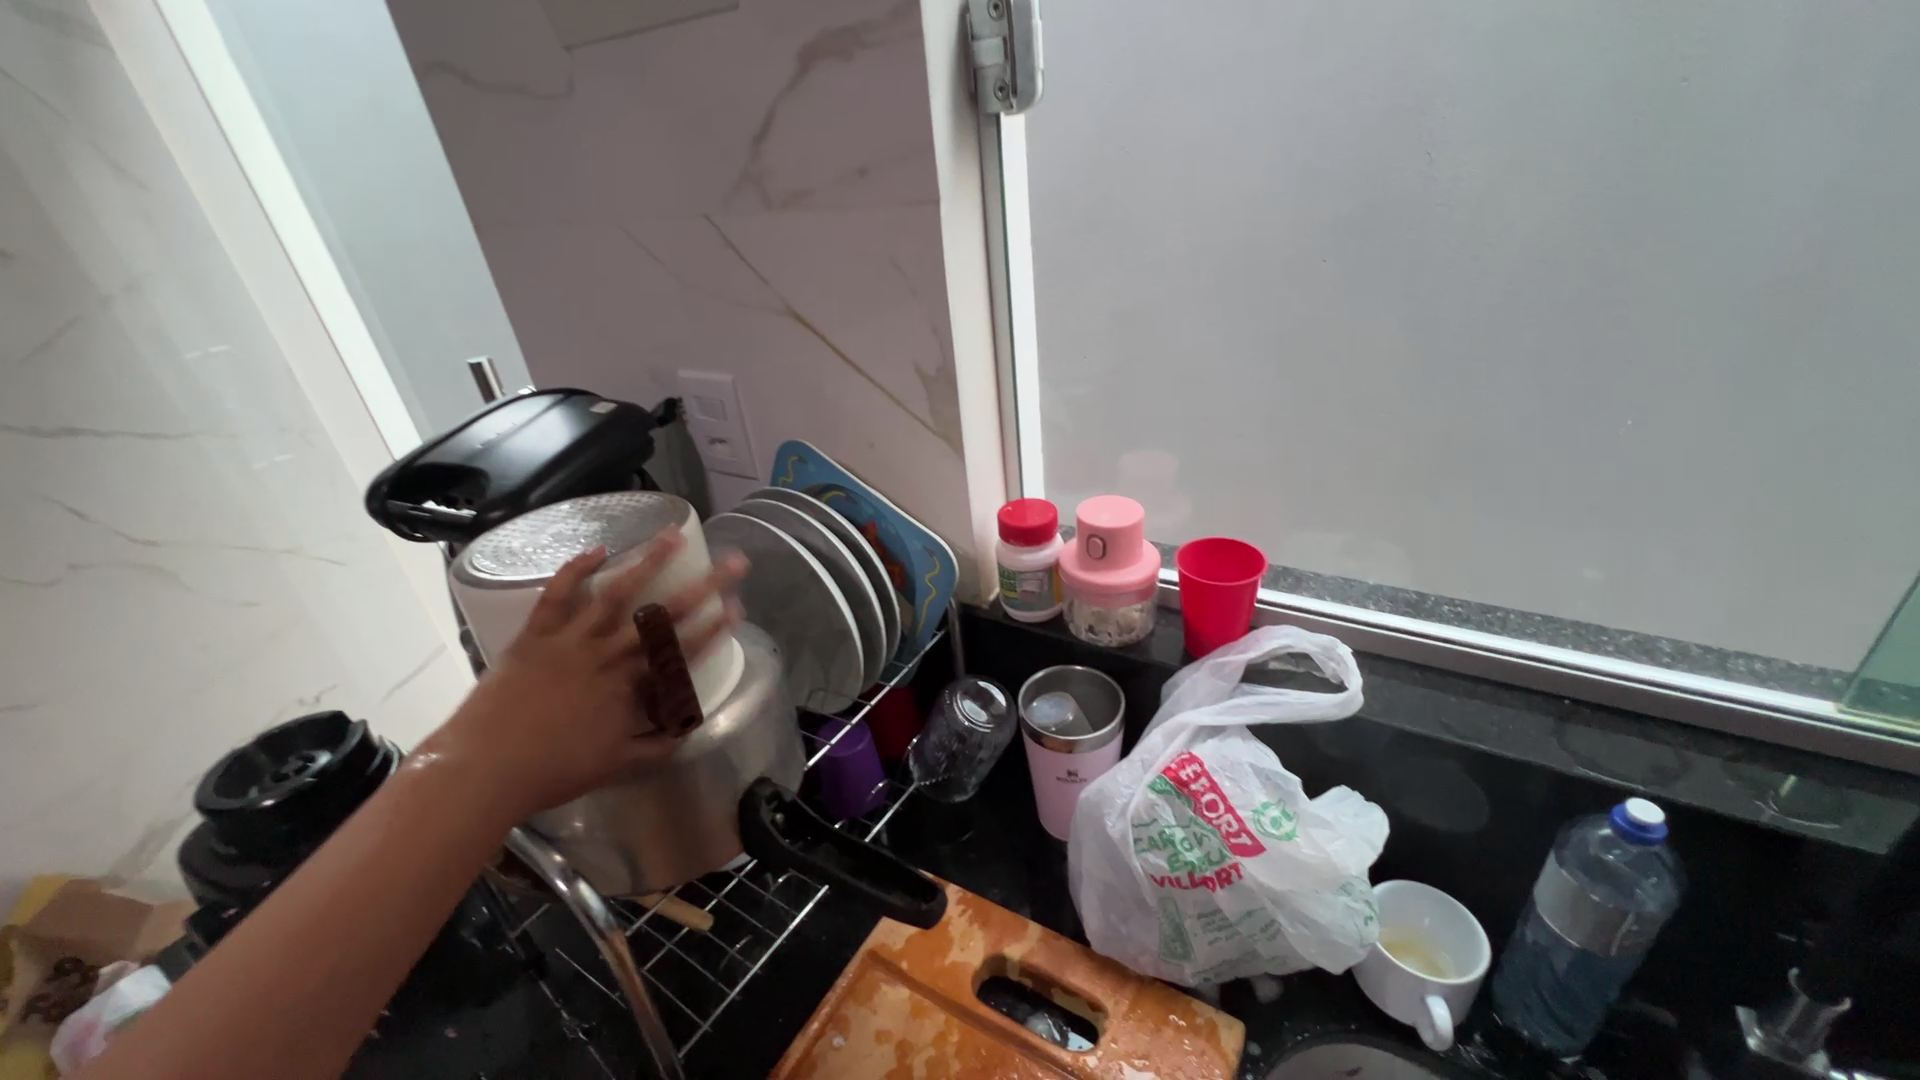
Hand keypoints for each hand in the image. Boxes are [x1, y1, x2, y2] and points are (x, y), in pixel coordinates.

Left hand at [419, 529, 744, 821]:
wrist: (485, 769)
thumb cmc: (553, 771)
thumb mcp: (617, 765)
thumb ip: (657, 745)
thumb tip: (687, 728)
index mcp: (630, 688)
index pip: (684, 651)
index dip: (715, 628)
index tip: (738, 608)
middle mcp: (607, 656)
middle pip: (664, 614)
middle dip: (704, 586)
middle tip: (732, 563)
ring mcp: (570, 641)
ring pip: (616, 593)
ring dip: (648, 561)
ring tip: (672, 534)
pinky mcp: (535, 635)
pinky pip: (556, 594)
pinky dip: (575, 569)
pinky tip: (599, 548)